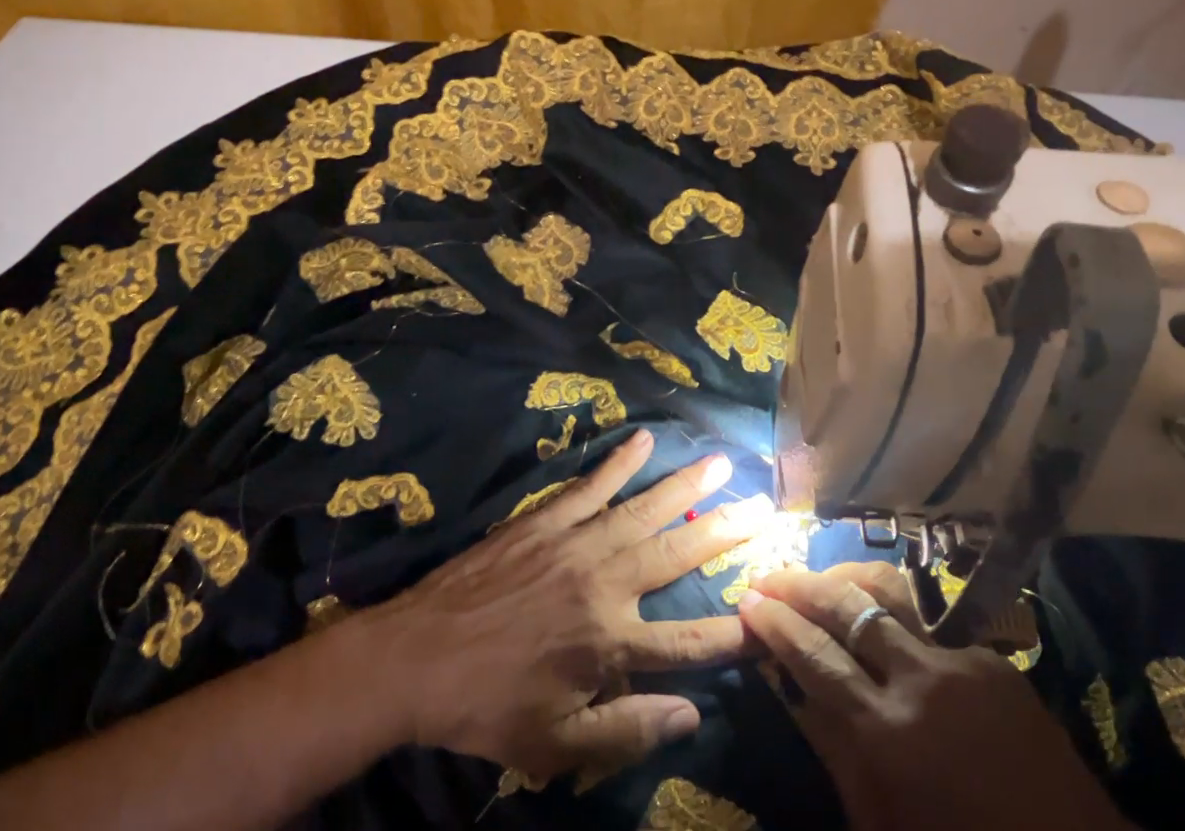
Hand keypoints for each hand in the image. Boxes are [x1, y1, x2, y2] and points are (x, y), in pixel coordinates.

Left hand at [365, 429, 774, 779]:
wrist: (412, 659)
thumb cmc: (485, 708)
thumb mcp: (555, 745)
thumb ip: (626, 729)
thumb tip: (693, 715)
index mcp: (610, 644)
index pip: (691, 642)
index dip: (736, 634)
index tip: (772, 617)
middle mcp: (602, 585)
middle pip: (677, 555)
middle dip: (725, 533)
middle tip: (764, 508)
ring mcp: (571, 546)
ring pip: (641, 510)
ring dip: (685, 486)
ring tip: (722, 461)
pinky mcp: (540, 524)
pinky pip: (587, 487)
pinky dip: (618, 463)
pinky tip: (643, 440)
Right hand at [739, 563, 1128, 830]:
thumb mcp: (876, 814)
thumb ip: (830, 742)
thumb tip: (785, 683)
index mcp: (883, 731)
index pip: (812, 653)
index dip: (774, 621)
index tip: (746, 600)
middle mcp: (920, 679)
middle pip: (845, 605)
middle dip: (798, 584)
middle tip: (768, 575)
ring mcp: (961, 661)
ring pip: (889, 591)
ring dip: (844, 578)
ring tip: (816, 577)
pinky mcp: (991, 658)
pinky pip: (929, 620)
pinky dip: (891, 610)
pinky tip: (876, 614)